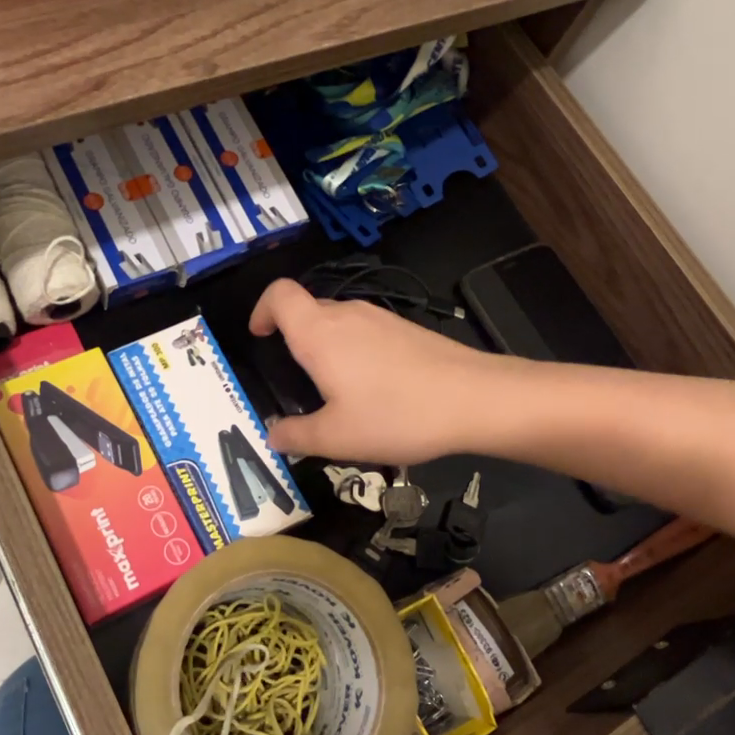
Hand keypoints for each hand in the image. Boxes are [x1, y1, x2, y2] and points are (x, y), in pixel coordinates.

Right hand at [248, 279, 502, 464]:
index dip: (261, 309)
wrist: (474, 399)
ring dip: (326, 349)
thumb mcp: (336, 438)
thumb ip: (296, 436)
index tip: (259, 337)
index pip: (279, 295)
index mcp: (319, 333)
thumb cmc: (396, 415)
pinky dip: (354, 355)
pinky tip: (373, 393)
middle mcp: (346, 315)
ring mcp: (381, 318)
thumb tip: (273, 434)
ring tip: (334, 394)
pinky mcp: (406, 330)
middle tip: (294, 382)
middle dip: (292, 339)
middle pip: (306, 310)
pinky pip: (365, 334)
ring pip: (338, 323)